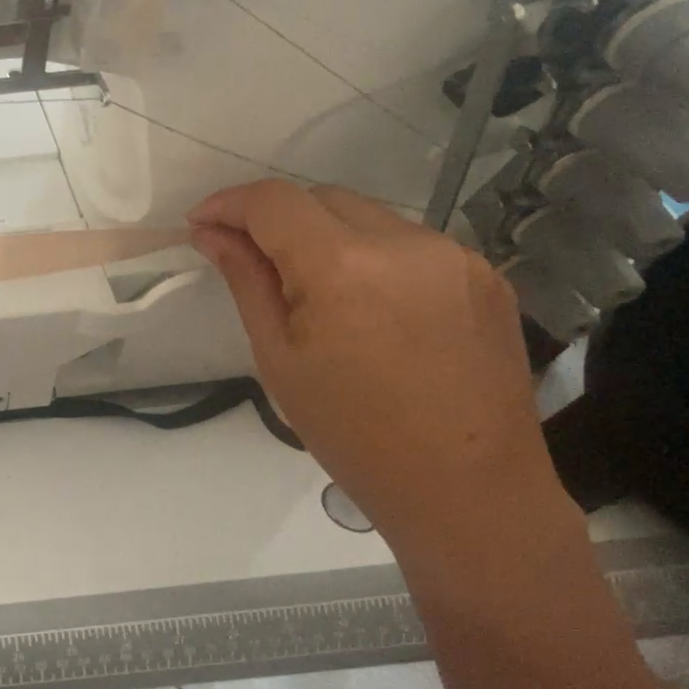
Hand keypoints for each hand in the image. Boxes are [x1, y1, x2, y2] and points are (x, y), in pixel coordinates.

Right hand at [188, 181, 574, 557]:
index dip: (228, 204)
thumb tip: (210, 233)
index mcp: (344, 268)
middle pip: (322, 199)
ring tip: (314, 291)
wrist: (468, 490)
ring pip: (369, 217)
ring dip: (327, 236)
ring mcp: (456, 256)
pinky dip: (375, 257)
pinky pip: (411, 244)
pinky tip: (370, 307)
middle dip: (277, 219)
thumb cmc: (352, 433)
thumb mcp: (278, 358)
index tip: (200, 224)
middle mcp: (406, 244)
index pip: (274, 201)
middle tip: (249, 261)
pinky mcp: (487, 276)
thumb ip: (246, 281)